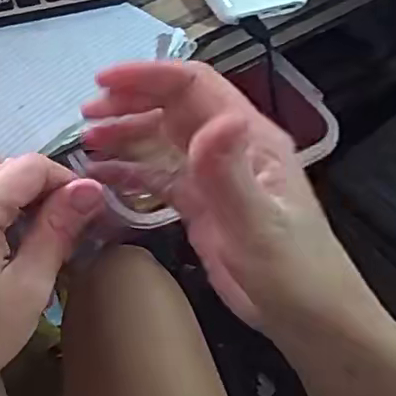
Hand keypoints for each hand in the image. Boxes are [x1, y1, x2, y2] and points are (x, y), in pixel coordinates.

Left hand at [0, 148, 104, 395]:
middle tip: (66, 222)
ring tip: (31, 217)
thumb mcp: (29, 286)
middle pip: (6, 162)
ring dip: (11, 179)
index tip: (88, 209)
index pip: (29, 167)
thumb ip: (57, 229)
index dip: (65, 180)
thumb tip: (90, 188)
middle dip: (42, 183)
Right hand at [81, 60, 379, 336]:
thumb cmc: (293, 272)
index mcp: (248, 137)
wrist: (309, 320)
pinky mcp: (199, 202)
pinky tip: (100, 176)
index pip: (193, 86)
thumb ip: (230, 172)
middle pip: (171, 106)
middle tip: (86, 117)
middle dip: (127, 102)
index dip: (147, 76)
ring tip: (86, 142)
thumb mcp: (257, 223)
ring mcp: (212, 174)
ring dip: (123, 134)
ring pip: (160, 138)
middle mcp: (228, 146)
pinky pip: (157, 174)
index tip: (102, 81)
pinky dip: (127, 171)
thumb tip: (215, 120)